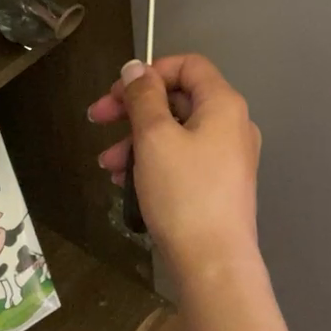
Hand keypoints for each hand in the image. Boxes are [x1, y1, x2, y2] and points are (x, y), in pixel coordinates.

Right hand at [88, 55, 261, 273]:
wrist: (214, 265)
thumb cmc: (184, 193)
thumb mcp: (155, 138)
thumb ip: (143, 97)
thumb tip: (136, 67)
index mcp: (224, 103)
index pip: (188, 65)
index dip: (150, 72)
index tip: (117, 92)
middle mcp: (233, 123)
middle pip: (179, 98)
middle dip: (135, 109)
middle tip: (97, 120)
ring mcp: (230, 156)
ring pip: (178, 132)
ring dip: (138, 140)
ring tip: (108, 166)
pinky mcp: (221, 185)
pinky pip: (184, 159)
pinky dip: (155, 162)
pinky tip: (127, 184)